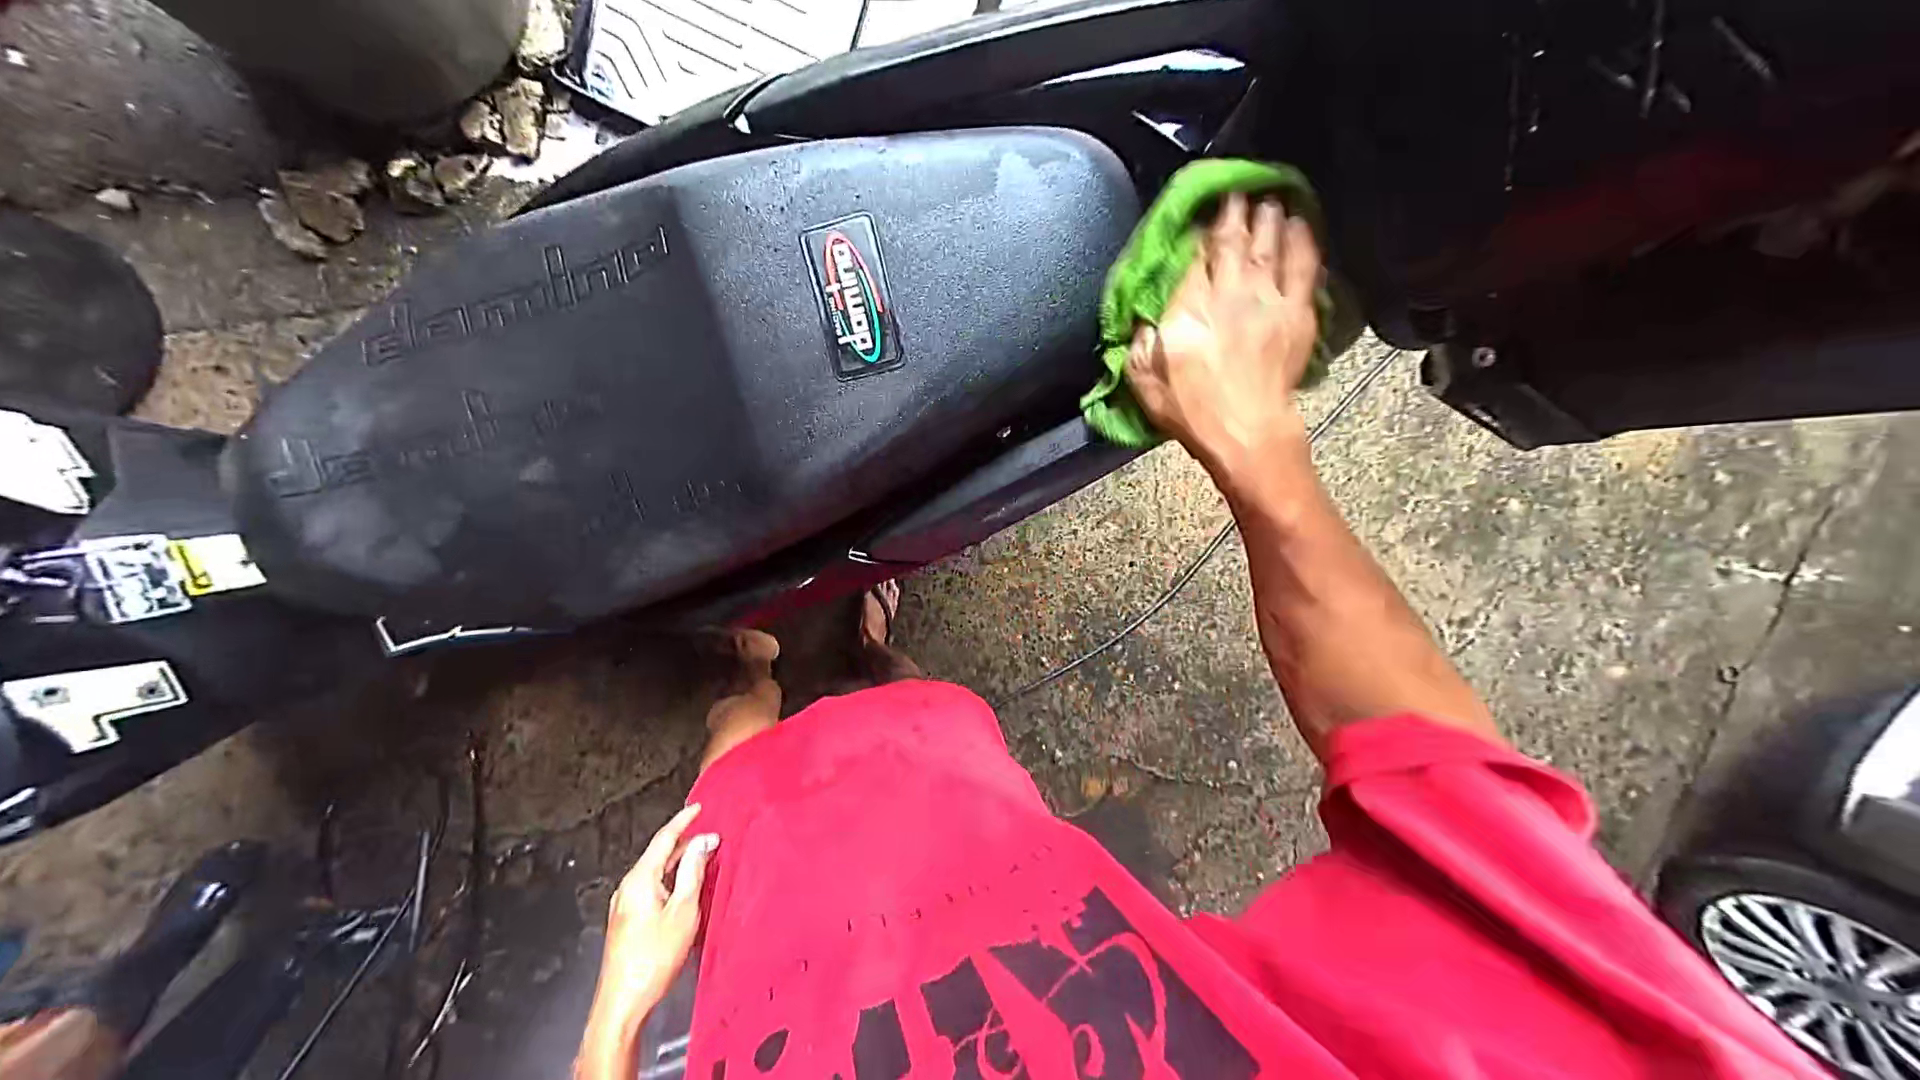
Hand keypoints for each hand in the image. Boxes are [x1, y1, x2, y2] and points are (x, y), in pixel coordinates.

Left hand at [578, 803, 717, 1077]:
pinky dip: (671, 878)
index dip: (683, 821)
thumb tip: (703, 843)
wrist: (623, 1003)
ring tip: (703, 857)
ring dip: (679, 862)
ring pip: (657, 871)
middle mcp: (628, 888)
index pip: (663, 839)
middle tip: (711, 835)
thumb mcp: (683, 909)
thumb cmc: (651, 960)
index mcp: (639, 880)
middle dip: (685, 842)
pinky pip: (652, 886)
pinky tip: (685, 886)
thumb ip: (694, 870)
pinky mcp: (628, 920)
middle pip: (659, 854)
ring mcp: (625, 905)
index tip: (698, 808)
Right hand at [1125, 194, 1321, 489]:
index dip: (1198, 232)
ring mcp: (1267, 299)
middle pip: (1233, 240)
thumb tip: (1145, 316)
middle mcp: (1229, 294)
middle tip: (1238, 192)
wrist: (1245, 431)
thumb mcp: (1145, 381)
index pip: (1194, 257)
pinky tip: (1301, 224)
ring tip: (1268, 199)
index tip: (1201, 216)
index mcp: (1188, 309)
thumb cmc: (1192, 411)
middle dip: (1235, 212)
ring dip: (1269, 217)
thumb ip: (1140, 342)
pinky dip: (1302, 239)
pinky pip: (1304, 263)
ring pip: (1270, 243)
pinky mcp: (1297, 312)